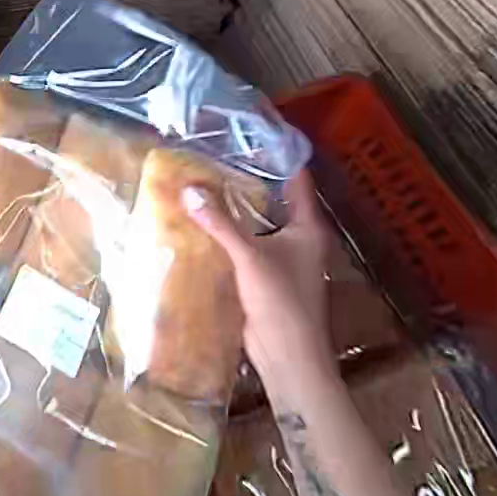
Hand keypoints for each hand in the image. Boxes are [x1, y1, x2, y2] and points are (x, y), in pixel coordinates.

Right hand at [183, 169, 339, 408]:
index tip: (251, 133)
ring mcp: (284, 257)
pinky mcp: (267, 275)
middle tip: (218, 152)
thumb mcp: (249, 257)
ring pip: (259, 221)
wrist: (290, 362)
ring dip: (237, 206)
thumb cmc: (282, 303)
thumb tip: (189, 190)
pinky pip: (248, 243)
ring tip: (206, 179)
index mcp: (307, 226)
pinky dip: (230, 231)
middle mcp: (299, 236)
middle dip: (248, 177)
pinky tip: (205, 219)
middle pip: (274, 197)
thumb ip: (220, 223)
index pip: (296, 177)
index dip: (277, 153)